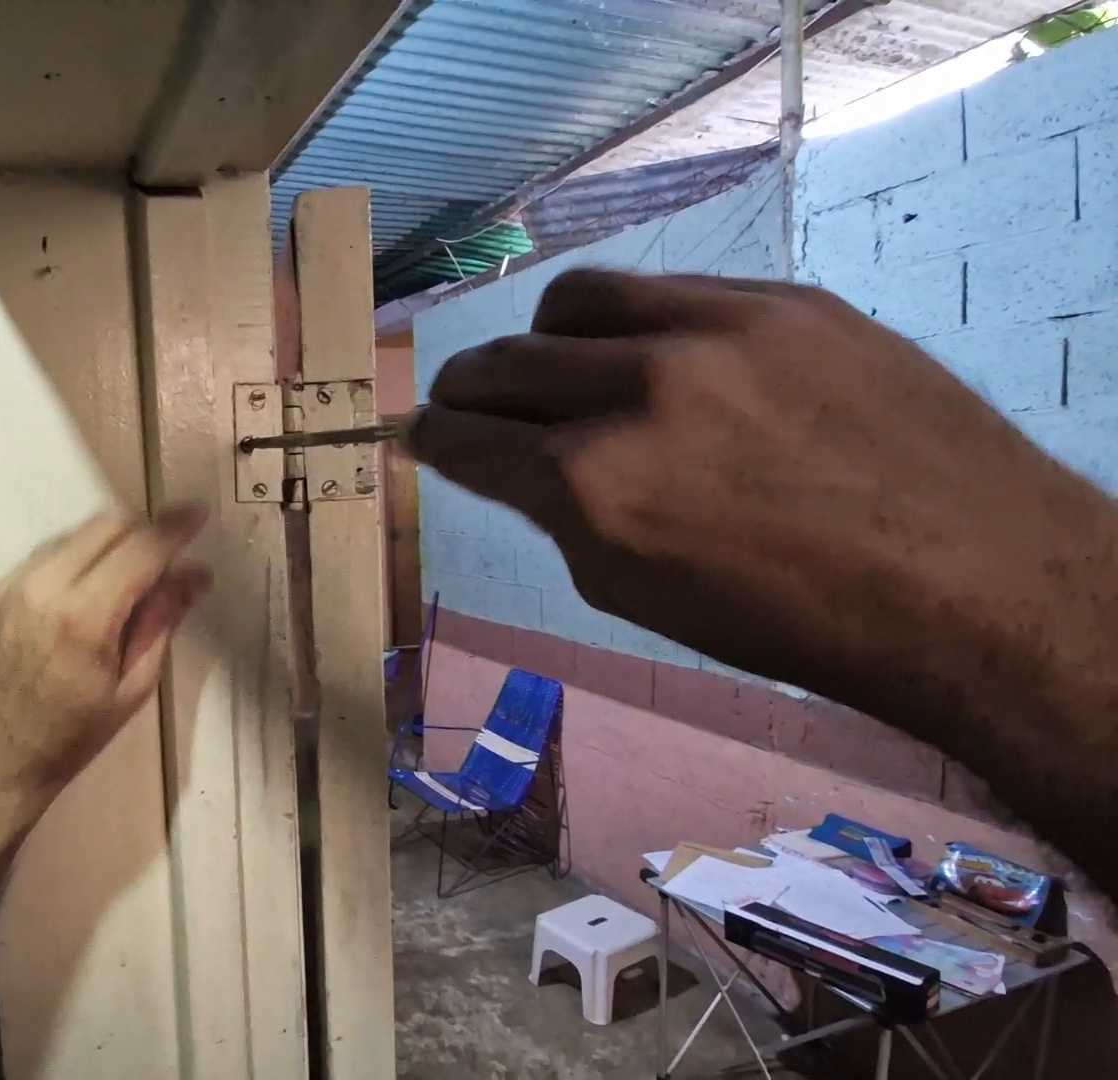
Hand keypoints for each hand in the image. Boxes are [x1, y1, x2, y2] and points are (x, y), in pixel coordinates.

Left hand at [0, 507, 210, 806]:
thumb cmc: (71, 737)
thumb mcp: (132, 689)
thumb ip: (162, 621)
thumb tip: (196, 574)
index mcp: (82, 617)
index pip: (139, 548)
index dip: (174, 528)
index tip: (197, 514)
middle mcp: (40, 585)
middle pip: (105, 525)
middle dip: (142, 530)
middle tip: (166, 555)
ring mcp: (7, 583)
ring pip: (73, 535)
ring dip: (107, 545)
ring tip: (124, 581)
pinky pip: (43, 556)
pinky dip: (73, 562)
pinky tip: (81, 596)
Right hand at [401, 269, 1116, 723]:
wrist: (971, 586)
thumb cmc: (772, 617)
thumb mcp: (620, 585)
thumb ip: (547, 509)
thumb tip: (499, 458)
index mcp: (589, 484)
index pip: (463, 438)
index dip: (425, 439)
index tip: (416, 435)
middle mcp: (636, 393)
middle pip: (496, 364)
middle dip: (460, 392)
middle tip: (463, 407)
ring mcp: (715, 332)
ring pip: (568, 300)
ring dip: (537, 340)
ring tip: (556, 370)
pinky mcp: (785, 302)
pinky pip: (663, 290)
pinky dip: (626, 326)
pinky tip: (649, 358)